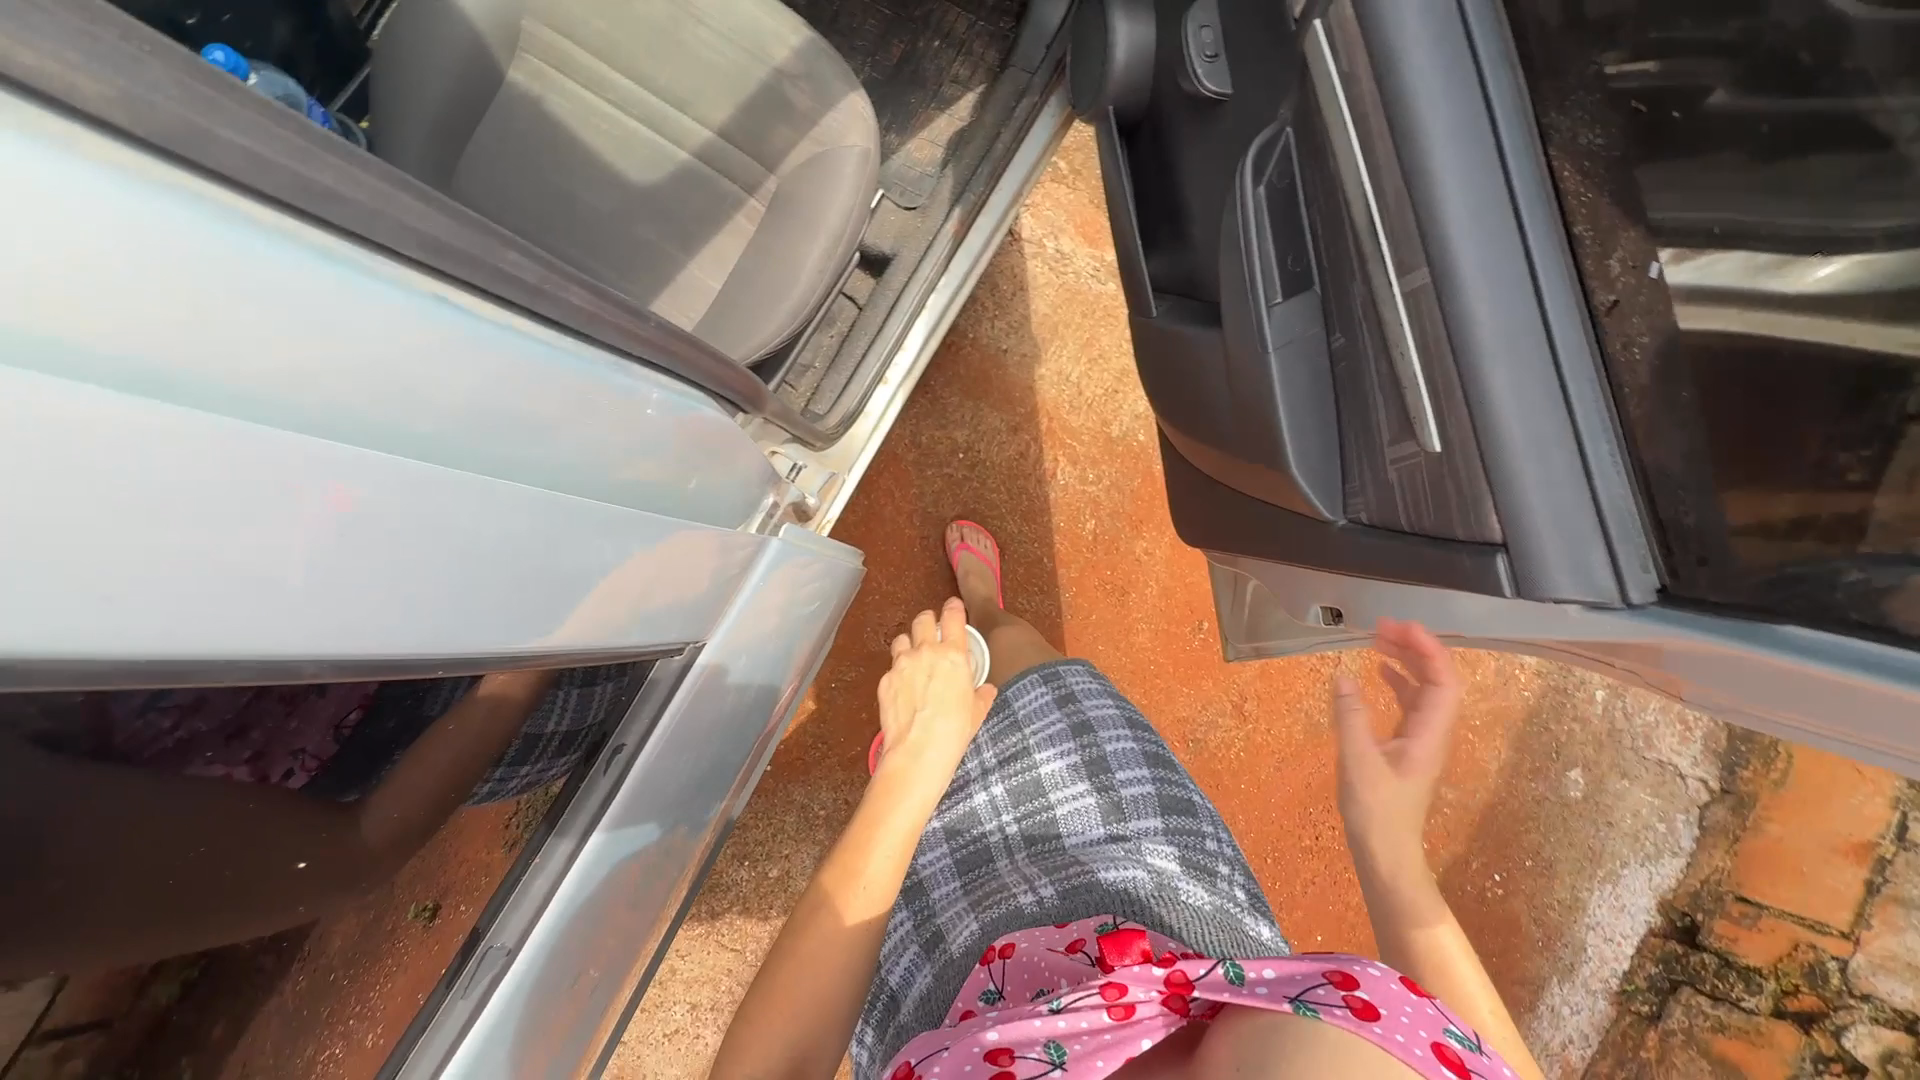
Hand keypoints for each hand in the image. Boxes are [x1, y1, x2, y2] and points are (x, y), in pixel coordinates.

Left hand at [872, 599, 996, 799]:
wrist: (918, 751)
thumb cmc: (954, 731)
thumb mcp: (978, 711)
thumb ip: (982, 694)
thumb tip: (986, 689)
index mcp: (953, 655)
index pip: (953, 617)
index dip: (953, 607)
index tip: (953, 606)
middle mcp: (926, 652)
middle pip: (923, 619)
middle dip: (928, 620)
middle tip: (932, 629)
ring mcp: (902, 664)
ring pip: (902, 638)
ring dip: (909, 643)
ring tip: (914, 656)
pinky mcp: (885, 680)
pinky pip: (891, 667)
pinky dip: (898, 671)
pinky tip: (904, 687)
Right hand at [1332, 618, 1461, 874]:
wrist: (1386, 852)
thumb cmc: (1375, 809)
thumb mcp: (1357, 760)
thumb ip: (1350, 715)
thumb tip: (1342, 675)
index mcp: (1430, 734)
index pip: (1443, 681)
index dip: (1428, 649)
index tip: (1400, 627)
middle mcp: (1433, 732)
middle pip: (1436, 680)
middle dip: (1415, 648)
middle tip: (1383, 626)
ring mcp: (1421, 740)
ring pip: (1423, 690)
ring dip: (1406, 662)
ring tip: (1378, 640)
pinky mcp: (1406, 748)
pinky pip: (1409, 704)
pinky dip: (1396, 681)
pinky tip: (1377, 672)